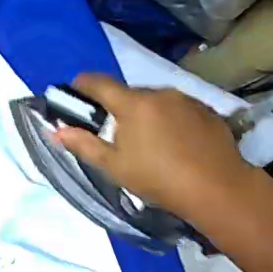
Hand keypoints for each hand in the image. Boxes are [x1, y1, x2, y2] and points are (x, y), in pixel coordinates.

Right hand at [53, 73, 260, 214]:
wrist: (216, 188)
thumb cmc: (157, 178)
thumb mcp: (114, 166)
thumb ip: (83, 144)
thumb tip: (56, 131)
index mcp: (133, 104)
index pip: (99, 82)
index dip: (81, 84)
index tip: (73, 91)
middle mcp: (160, 93)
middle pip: (129, 94)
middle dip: (118, 108)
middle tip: (115, 134)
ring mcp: (187, 99)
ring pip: (156, 101)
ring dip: (146, 114)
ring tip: (148, 143)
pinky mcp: (207, 110)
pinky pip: (179, 109)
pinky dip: (170, 120)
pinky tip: (175, 145)